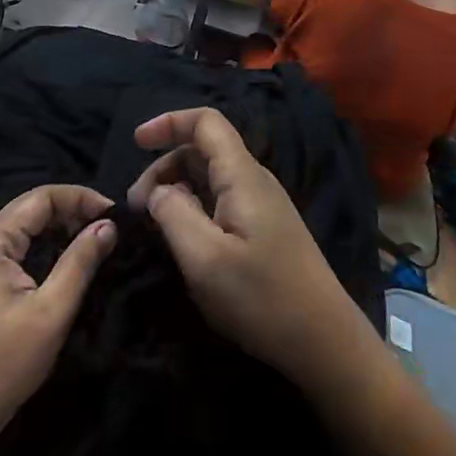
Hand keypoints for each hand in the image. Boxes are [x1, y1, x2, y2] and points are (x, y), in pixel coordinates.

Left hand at [0, 185, 116, 455]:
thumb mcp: (50, 312)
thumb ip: (81, 262)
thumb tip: (109, 224)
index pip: (44, 196)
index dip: (83, 198)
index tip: (117, 216)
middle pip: (35, 207)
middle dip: (76, 211)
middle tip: (111, 230)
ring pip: (28, 228)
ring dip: (64, 229)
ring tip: (98, 243)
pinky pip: (20, 248)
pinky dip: (49, 247)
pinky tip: (70, 262)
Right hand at [128, 108, 374, 388]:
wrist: (320, 334)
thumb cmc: (260, 296)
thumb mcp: (205, 258)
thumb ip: (175, 214)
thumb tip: (159, 190)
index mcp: (242, 175)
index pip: (207, 122)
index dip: (170, 122)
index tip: (135, 141)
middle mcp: (255, 179)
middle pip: (205, 149)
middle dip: (165, 166)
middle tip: (136, 208)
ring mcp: (262, 203)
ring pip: (212, 176)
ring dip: (177, 189)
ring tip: (153, 225)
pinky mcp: (264, 226)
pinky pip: (222, 199)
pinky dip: (194, 206)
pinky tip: (182, 237)